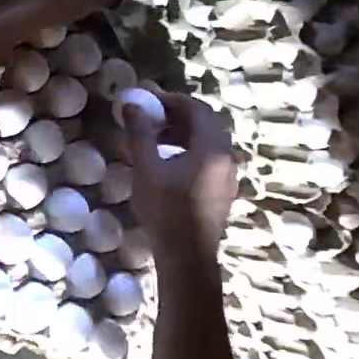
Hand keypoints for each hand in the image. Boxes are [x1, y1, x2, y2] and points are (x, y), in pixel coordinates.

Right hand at [123, 91, 237, 267]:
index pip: (197, 109)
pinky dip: (187, 152)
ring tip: (153, 141)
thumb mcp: (147, 168)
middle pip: (205, 125)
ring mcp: (228, 176)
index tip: (148, 101)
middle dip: (176, 117)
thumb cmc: (166, 210)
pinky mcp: (223, 192)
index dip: (172, 101)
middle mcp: (227, 158)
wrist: (186, 258)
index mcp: (213, 147)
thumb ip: (140, 133)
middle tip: (150, 119)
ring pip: (206, 143)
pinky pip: (207, 160)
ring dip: (181, 135)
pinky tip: (165, 165)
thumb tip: (130, 105)